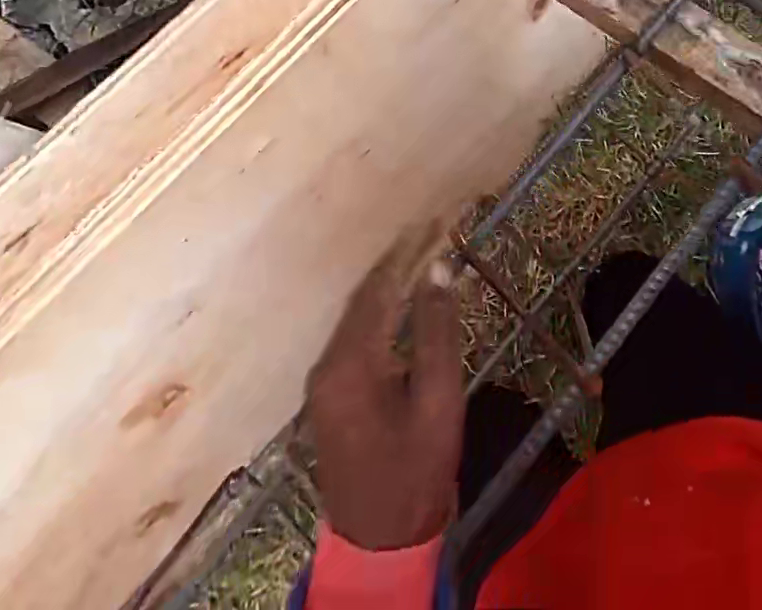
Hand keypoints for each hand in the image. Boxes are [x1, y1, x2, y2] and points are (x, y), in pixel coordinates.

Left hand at [305, 253, 463, 549]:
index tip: (432, 224)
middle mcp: (326, 364)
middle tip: (427, 232)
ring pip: (354, 315)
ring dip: (385, 285)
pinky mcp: (329, 391)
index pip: (379, 290)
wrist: (384, 538)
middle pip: (361, 299)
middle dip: (395, 263)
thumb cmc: (418, 468)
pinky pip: (352, 335)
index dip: (406, 253)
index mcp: (350, 364)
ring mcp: (322, 379)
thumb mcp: (439, 399)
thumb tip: (439, 268)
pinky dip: (377, 311)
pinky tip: (397, 299)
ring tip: (417, 254)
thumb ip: (437, 330)